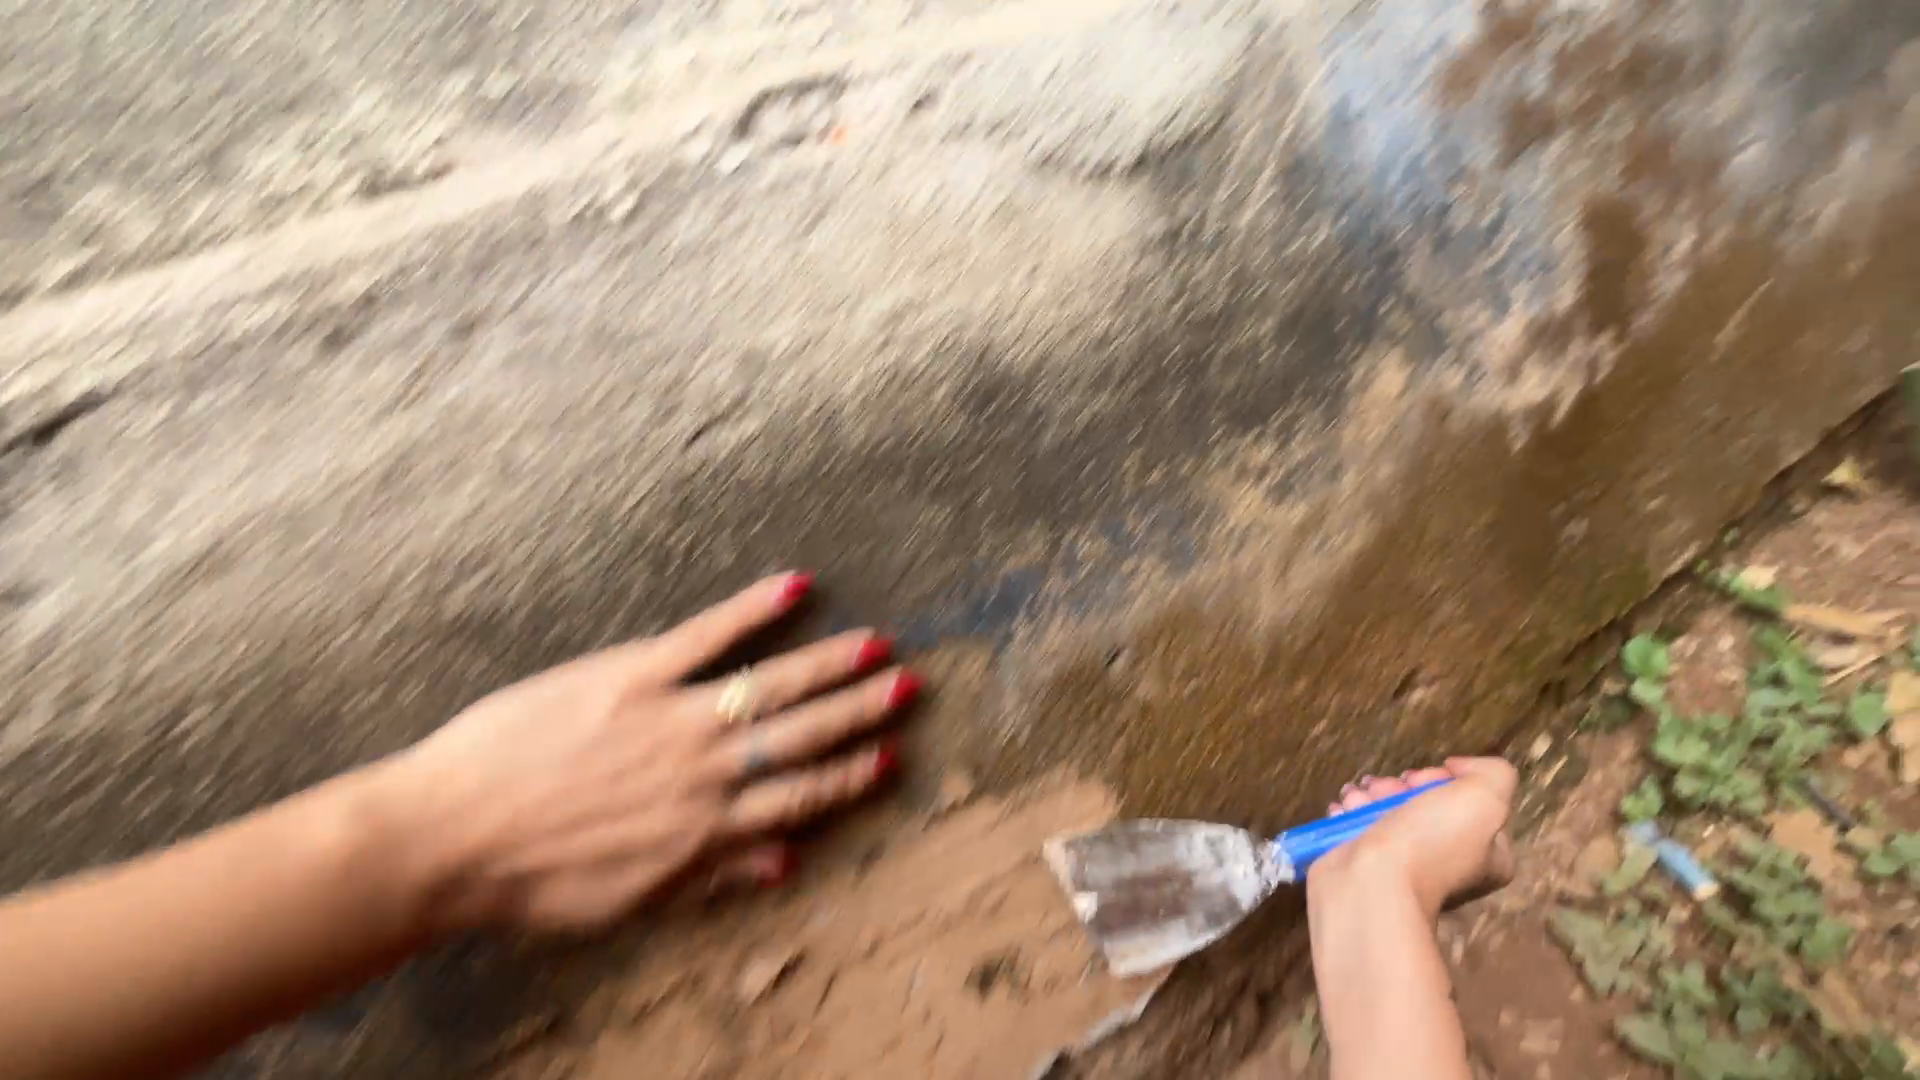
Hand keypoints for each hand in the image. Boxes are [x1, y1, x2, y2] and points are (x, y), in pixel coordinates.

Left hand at [372, 573, 915, 933]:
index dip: (852, 775)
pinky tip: (795, 586)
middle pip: (802, 735)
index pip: (801, 795)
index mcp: (707, 826)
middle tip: (907, 686)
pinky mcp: (633, 675)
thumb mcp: (634, 896)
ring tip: (875, 645)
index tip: (891, 755)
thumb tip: (786, 863)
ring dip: (829, 665)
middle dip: (861, 710)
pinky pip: (705, 636)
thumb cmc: (539, 876)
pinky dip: (753, 609)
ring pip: (771, 686)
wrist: (447, 840)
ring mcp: (674, 717)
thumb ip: (716, 875)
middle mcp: (706, 770)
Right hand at [1308, 757, 1516, 918]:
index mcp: (1486, 853)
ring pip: (1387, 809)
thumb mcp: (1484, 800)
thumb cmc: (1429, 844)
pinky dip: (1349, 811)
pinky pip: (1358, 823)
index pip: (1465, 800)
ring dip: (1369, 794)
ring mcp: (1404, 863)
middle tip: (1386, 790)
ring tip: (1358, 799)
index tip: (1422, 782)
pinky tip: (1345, 810)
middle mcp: (1448, 859)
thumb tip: (1458, 767)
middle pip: (1423, 801)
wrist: (1371, 883)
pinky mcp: (1366, 862)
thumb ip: (1492, 773)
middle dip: (1399, 786)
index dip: (1442, 780)